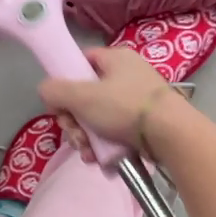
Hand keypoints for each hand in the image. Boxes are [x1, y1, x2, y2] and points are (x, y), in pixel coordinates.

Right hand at [37, 46, 183, 162]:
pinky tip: (97, 157)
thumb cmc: (124, 107)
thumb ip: (55, 90)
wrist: (169, 134)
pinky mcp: (140, 123)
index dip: (64, 80)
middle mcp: (125, 76)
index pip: (80, 62)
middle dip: (73, 120)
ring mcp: (133, 100)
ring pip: (94, 117)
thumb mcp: (81, 96)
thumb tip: (46, 92)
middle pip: (83, 95)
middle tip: (74, 133)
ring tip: (87, 151)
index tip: (59, 102)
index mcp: (115, 59)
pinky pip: (110, 131)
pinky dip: (100, 144)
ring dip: (84, 137)